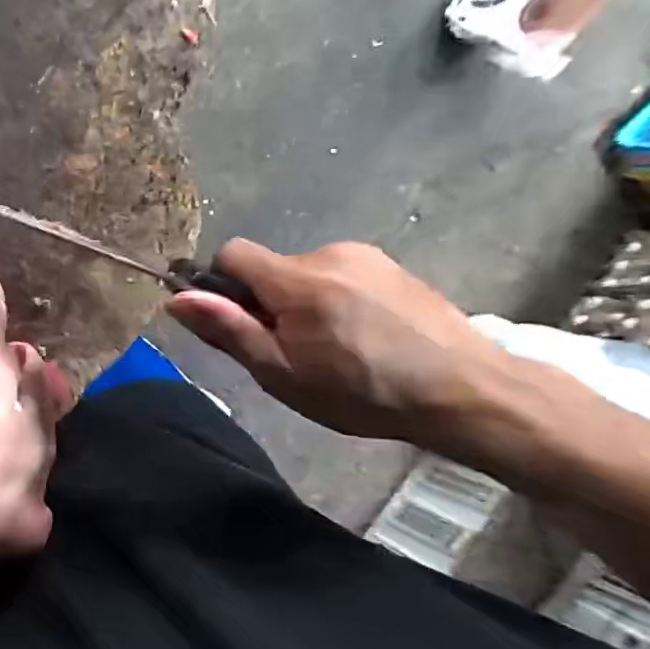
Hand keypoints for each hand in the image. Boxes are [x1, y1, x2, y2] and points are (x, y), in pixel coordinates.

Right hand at [164, 239, 511, 445]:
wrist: (472, 395)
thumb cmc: (363, 392)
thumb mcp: (280, 372)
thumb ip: (227, 329)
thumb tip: (177, 299)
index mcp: (297, 280)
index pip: (231, 254)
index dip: (222, 285)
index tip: (240, 322)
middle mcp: (330, 255)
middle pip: (269, 267)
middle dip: (266, 301)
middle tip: (290, 348)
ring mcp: (368, 258)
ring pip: (304, 272)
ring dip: (301, 301)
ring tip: (331, 346)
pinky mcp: (395, 268)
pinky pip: (339, 275)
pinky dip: (334, 299)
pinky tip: (362, 336)